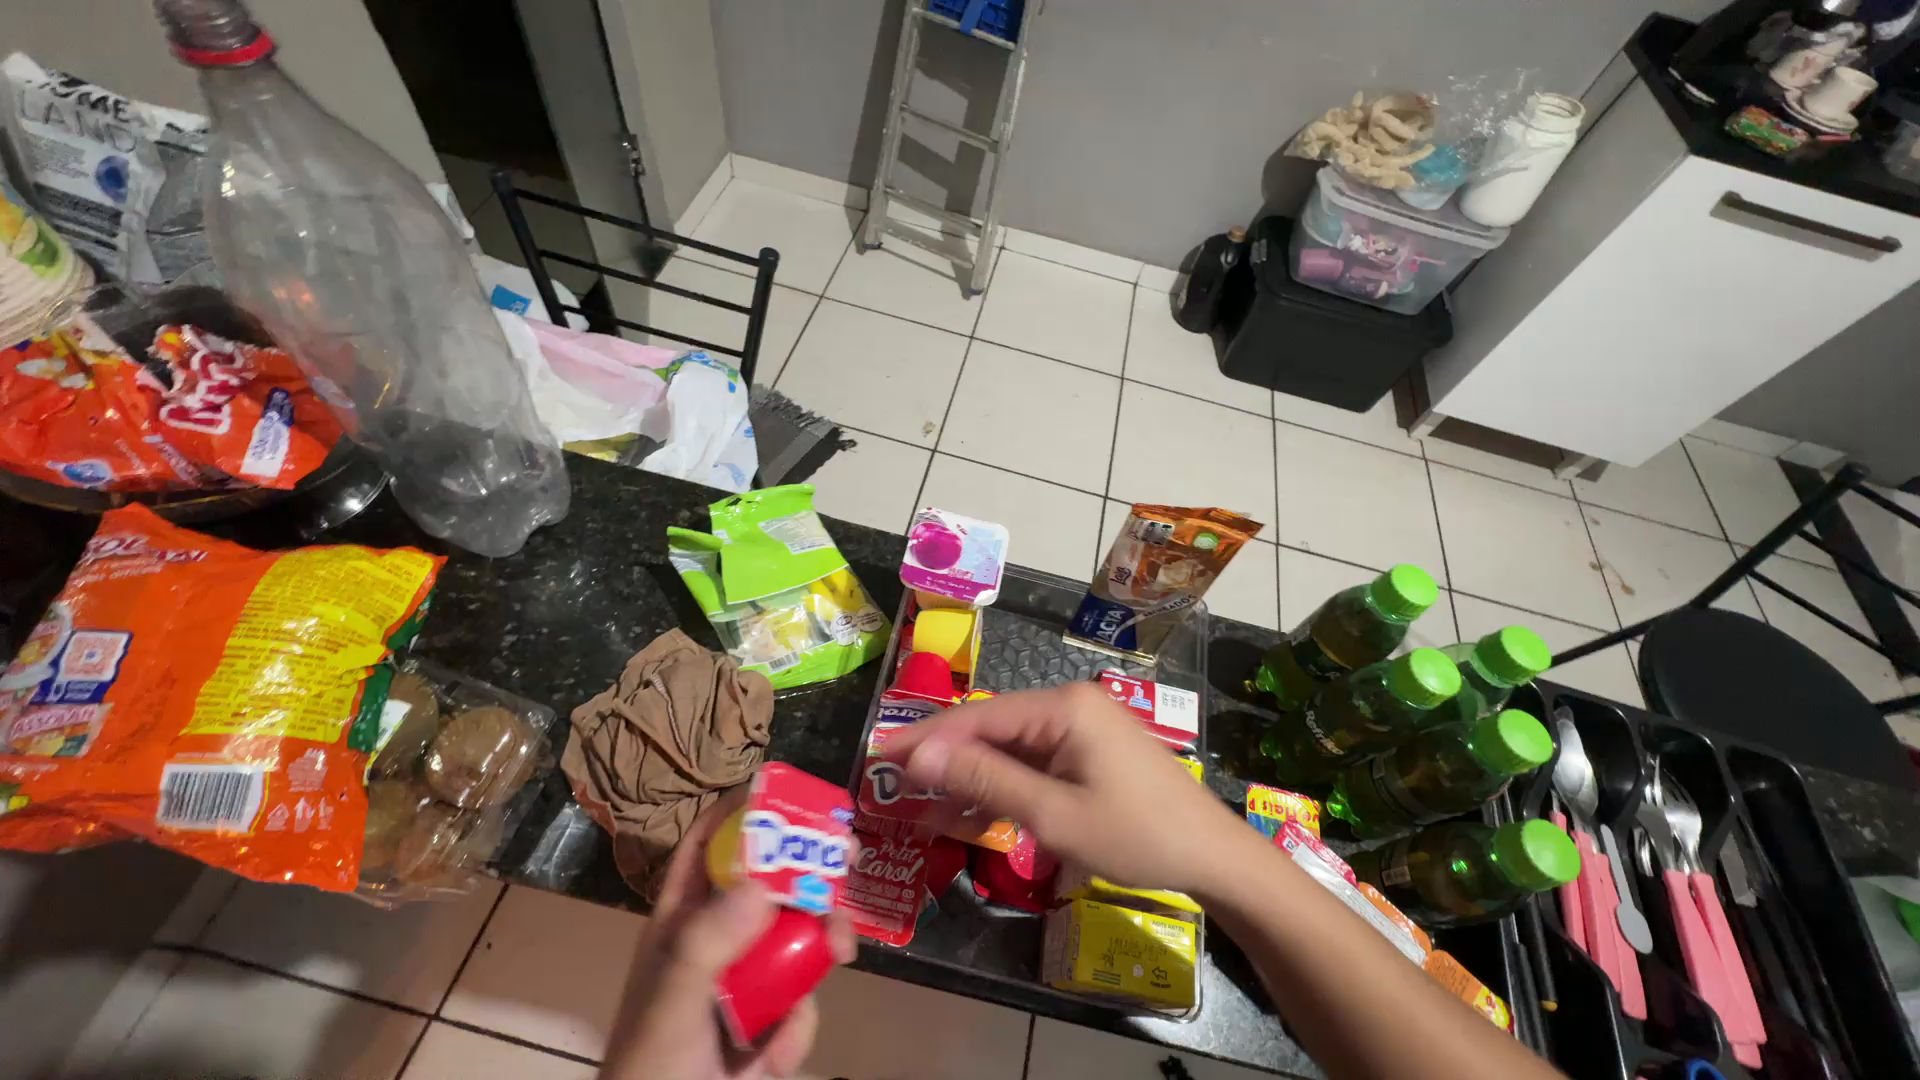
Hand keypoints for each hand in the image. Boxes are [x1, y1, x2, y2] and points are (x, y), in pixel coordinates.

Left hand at [600, 792, 856, 1079]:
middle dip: (811, 873)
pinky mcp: (771, 1024)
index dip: (740, 813)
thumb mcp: (670, 1007)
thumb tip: (760, 884)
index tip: (784, 791)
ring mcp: (746, 984)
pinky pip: (802, 1001)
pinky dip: (798, 1027)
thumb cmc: (653, 1074)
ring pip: (798, 937)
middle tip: (850, 856)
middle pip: (770, 885)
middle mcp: (718, 943)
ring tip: (843, 950)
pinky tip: (771, 1058)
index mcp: (681, 924)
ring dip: (823, 942)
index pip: (708, 849)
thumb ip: (706, 945)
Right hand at [881, 683, 1251, 896]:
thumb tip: (921, 755)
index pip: (978, 717)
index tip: (880, 758)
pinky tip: (971, 812)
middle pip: (991, 727)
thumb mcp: (1054, 814)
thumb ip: (987, 780)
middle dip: (944, 757)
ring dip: (970, 776)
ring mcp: (1081, 729)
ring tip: (921, 802)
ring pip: (1009, 747)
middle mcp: (1069, 706)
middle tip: (893, 782)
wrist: (1215, 858)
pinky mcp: (1088, 753)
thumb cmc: (1137, 836)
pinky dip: (1003, 787)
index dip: (927, 739)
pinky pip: (1034, 764)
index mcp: (1062, 707)